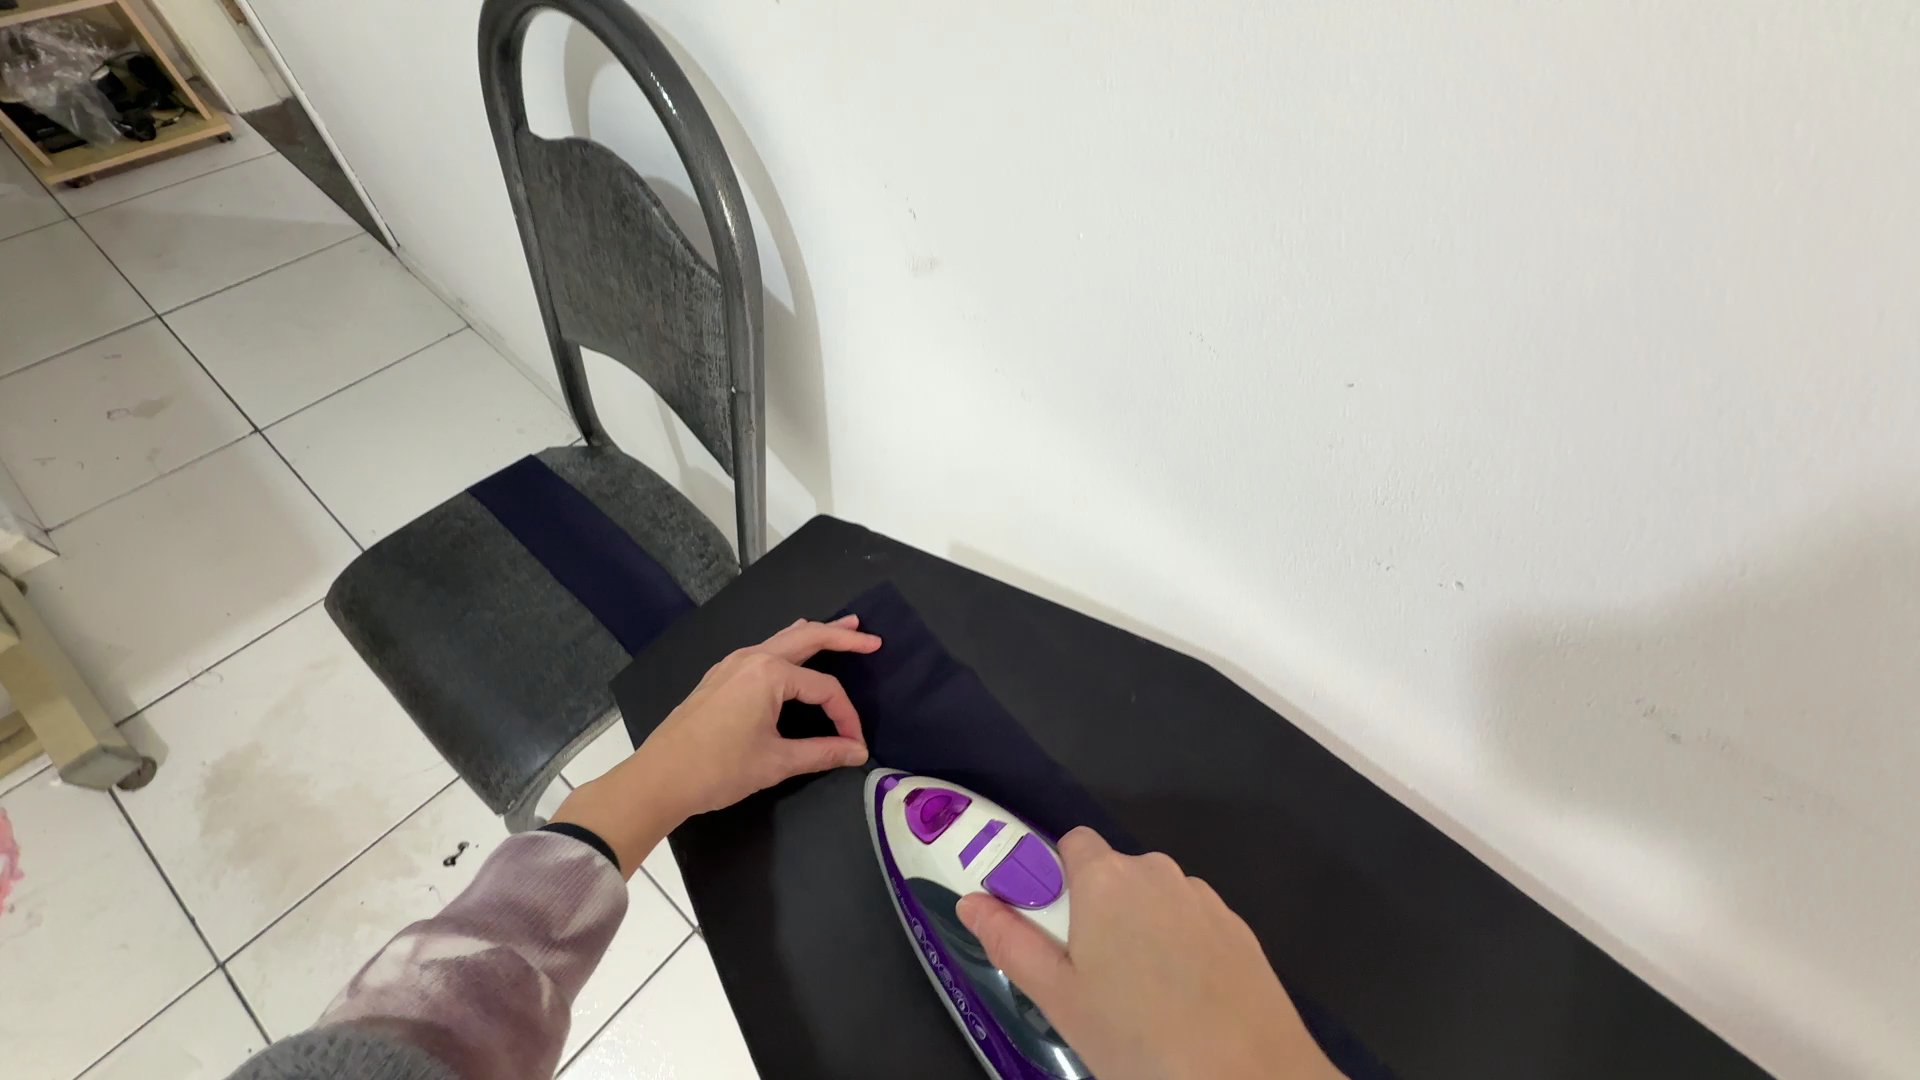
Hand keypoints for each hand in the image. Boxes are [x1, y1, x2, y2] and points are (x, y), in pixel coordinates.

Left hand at [549, 616, 880, 876]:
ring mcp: (733, 663)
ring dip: (815, 634)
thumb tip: (858, 752)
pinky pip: (764, 648)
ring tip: (842, 629)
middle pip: (808, 638)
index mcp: (770, 674)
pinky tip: (793, 649)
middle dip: (842, 637)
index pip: (825, 689)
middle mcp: (753, 657)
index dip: (846, 716)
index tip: (855, 744)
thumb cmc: (718, 769)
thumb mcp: (776, 762)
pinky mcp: (721, 675)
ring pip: (784, 638)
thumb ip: (822, 752)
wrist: (657, 778)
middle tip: (871, 639)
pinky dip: (789, 644)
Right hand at [956, 828, 1343, 1079]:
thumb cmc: (1137, 1039)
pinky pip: (1193, 920)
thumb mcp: (1058, 997)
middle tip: (1095, 975)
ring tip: (1144, 996)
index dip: (1058, 878)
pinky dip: (1182, 944)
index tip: (1057, 928)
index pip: (1073, 843)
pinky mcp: (1238, 926)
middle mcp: (1154, 870)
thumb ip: (1009, 940)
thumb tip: (970, 900)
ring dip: (1142, 925)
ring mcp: (1202, 896)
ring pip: (1155, 897)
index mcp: (1105, 878)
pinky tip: (1187, 1000)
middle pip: (1114, 872)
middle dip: (1099, 909)